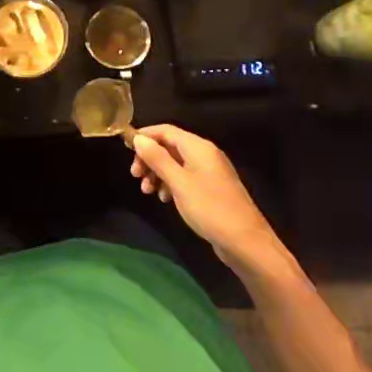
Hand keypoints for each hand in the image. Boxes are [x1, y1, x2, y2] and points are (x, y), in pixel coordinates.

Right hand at [130, 125, 285, 272]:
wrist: (245, 241)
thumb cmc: (209, 208)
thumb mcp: (179, 183)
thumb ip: (158, 159)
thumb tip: (139, 138)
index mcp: (198, 147)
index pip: (166, 130)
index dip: (145, 136)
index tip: (126, 150)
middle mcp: (205, 154)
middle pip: (170, 146)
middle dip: (150, 158)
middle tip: (135, 176)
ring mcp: (209, 172)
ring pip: (176, 163)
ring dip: (158, 173)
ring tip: (147, 192)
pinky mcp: (211, 188)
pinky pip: (185, 177)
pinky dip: (171, 183)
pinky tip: (164, 199)